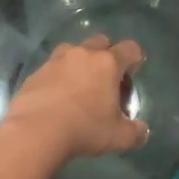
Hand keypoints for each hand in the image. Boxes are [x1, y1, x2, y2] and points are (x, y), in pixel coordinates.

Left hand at [0, 35, 147, 159]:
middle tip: (107, 80)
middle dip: (108, 55)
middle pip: (101, 42)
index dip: (136, 58)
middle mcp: (82, 54)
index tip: (133, 74)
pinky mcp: (36, 73)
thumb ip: (136, 132)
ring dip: (81, 61)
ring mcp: (56, 61)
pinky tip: (58, 97)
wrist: (35, 133)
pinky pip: (53, 67)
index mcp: (107, 63)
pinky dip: (59, 76)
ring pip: (74, 50)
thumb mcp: (119, 137)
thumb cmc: (84, 129)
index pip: (130, 48)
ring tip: (81, 85)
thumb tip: (142, 131)